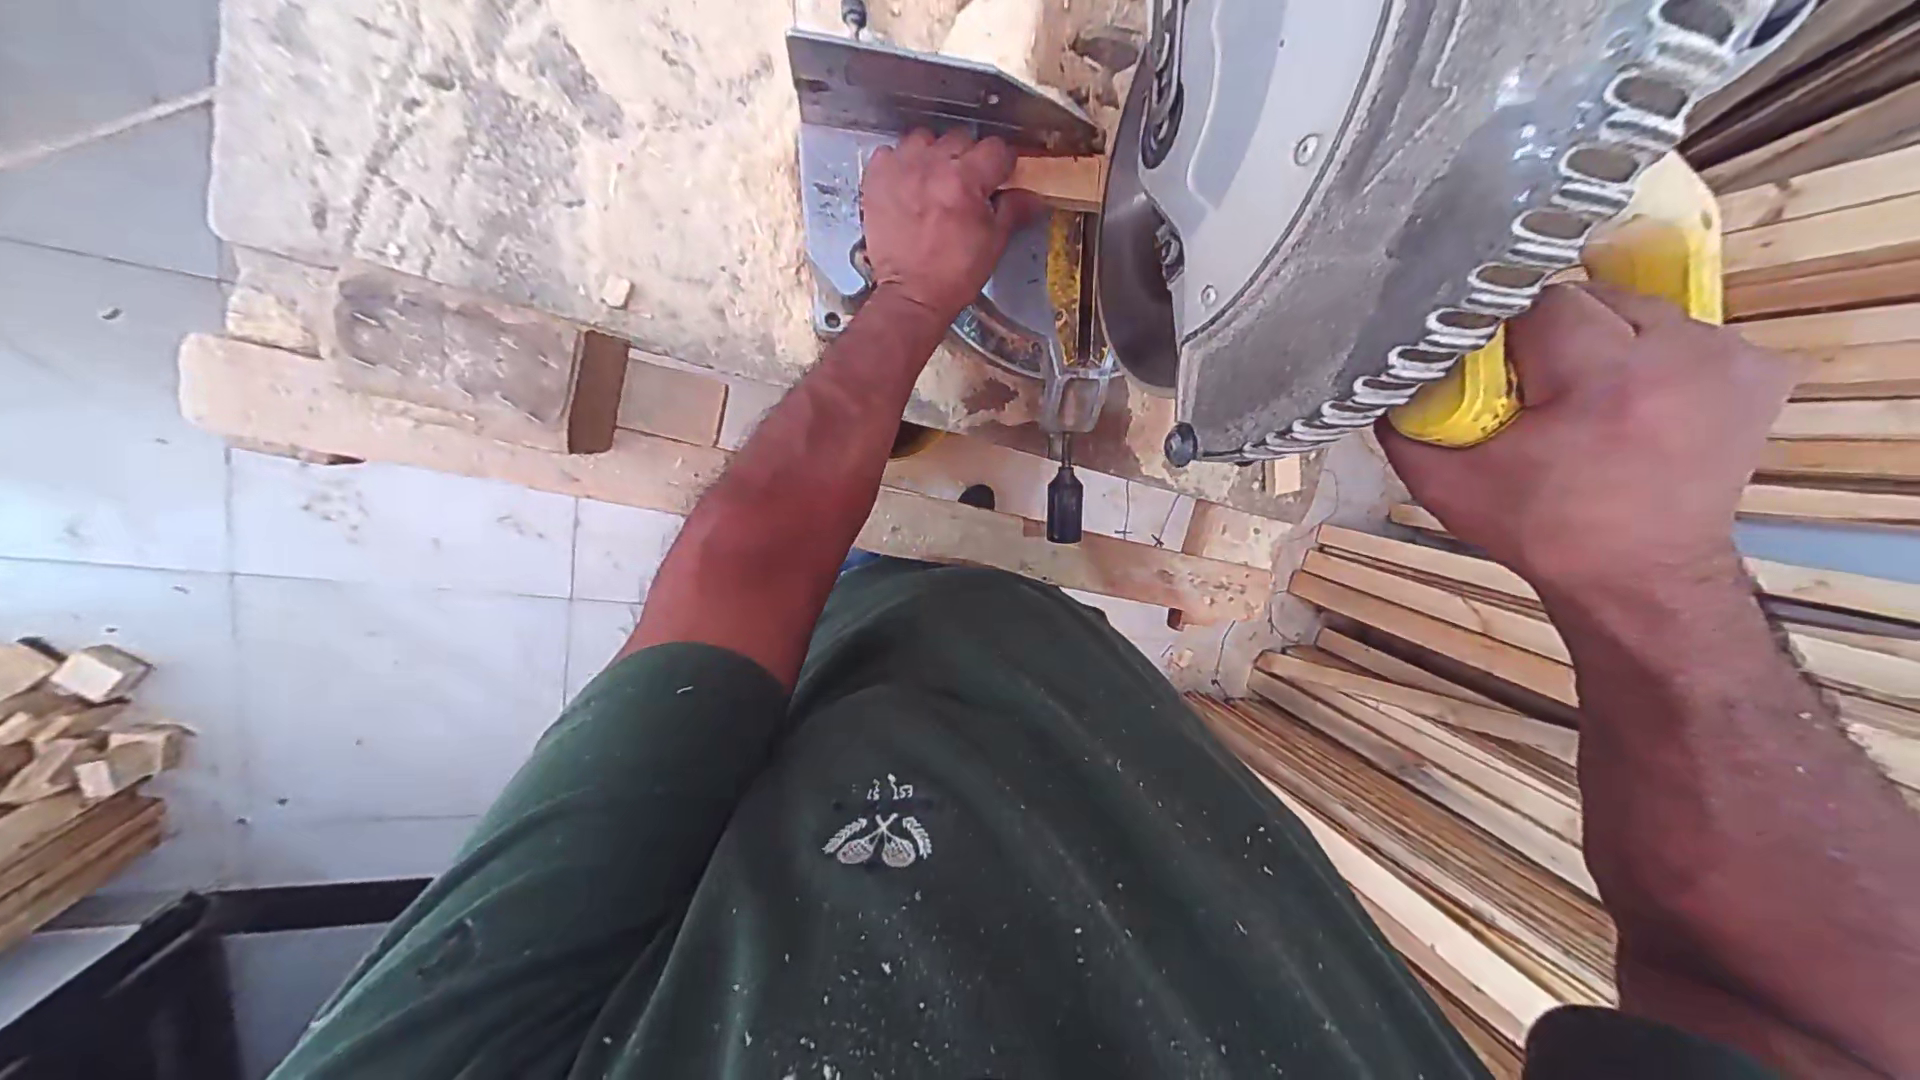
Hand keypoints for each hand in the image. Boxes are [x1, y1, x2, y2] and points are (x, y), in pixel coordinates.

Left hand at [860, 129, 1044, 323]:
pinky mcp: (878, 179)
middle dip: (966, 160)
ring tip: (933, 184)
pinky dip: (901, 165)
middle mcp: (933, 166)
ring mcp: (902, 169)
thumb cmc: (952, 275)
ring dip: (932, 156)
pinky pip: (892, 153)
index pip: (996, 149)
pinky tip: (908, 188)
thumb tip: (1031, 195)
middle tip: (964, 189)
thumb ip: (1012, 211)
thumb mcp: (993, 244)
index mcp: (966, 180)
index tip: (998, 178)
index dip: (1000, 165)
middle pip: (960, 139)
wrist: (911, 296)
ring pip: (925, 139)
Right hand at [1376, 283, 1799, 590]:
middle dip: (1547, 332)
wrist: (1636, 574)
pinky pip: (1679, 333)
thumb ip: (1403, 426)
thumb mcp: (1442, 484)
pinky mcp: (1761, 370)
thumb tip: (1391, 382)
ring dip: (1595, 339)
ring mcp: (1734, 360)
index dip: (1502, 331)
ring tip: (1573, 392)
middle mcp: (1685, 356)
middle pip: (1594, 297)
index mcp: (1606, 382)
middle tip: (1523, 382)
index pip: (1543, 303)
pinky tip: (1621, 398)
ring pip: (1637, 310)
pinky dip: (1642, 354)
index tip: (1485, 369)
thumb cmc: (1535, 529)